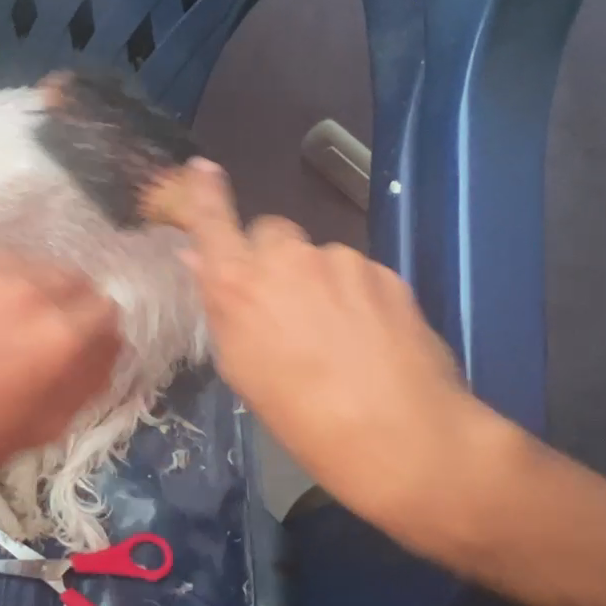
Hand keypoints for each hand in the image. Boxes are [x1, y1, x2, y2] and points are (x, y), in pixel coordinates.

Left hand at [0, 253, 121, 477]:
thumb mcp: (54, 421)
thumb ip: (92, 377)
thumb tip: (114, 346)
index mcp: (64, 334)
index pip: (107, 309)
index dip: (98, 329)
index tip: (84, 342)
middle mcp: (34, 292)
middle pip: (76, 279)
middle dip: (71, 303)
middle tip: (48, 329)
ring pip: (37, 266)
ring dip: (37, 288)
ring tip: (13, 318)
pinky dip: (1, 283)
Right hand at [167, 159, 505, 535]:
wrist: (404, 437)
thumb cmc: (302, 417)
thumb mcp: (243, 368)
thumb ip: (222, 307)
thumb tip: (202, 262)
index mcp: (239, 285)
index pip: (213, 222)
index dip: (205, 194)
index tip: (202, 168)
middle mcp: (286, 260)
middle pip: (271, 235)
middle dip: (272, 258)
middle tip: (284, 305)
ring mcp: (340, 262)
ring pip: (318, 258)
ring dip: (318, 282)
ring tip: (336, 338)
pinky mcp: (385, 273)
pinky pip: (357, 274)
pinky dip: (356, 297)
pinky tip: (369, 340)